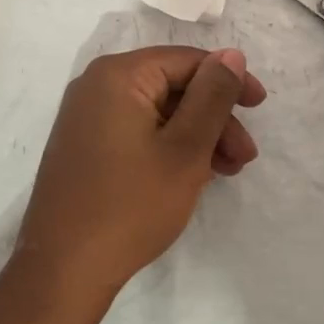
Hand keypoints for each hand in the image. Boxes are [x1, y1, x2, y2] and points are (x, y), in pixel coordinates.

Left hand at [13, 47, 266, 297]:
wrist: (63, 269)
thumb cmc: (130, 205)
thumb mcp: (185, 150)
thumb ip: (212, 97)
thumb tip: (231, 54)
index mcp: (117, 75)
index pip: (185, 60)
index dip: (228, 80)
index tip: (260, 107)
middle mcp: (96, 85)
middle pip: (171, 86)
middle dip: (214, 117)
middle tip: (245, 156)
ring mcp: (86, 116)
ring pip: (157, 112)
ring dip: (196, 136)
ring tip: (226, 173)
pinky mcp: (84, 145)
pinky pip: (137, 130)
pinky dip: (169, 146)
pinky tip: (193, 176)